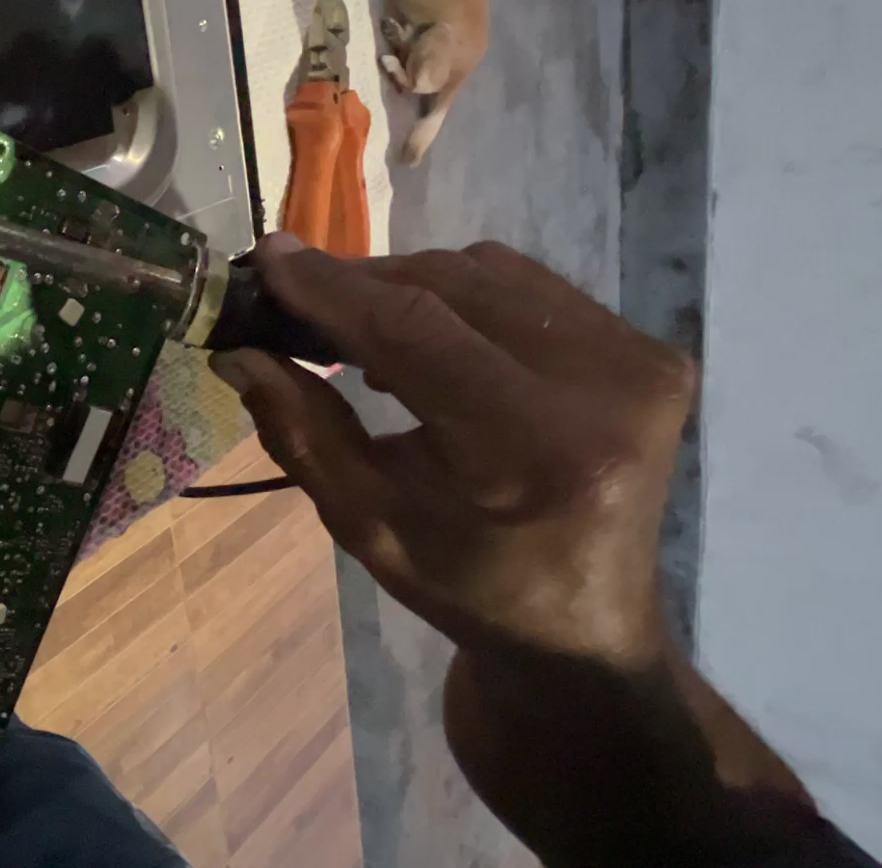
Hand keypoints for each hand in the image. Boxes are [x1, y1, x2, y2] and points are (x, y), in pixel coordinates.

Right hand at [211, 234, 815, 865]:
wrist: (581, 623)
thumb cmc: (459, 583)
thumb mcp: (360, 519)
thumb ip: (299, 426)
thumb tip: (238, 350)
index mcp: (530, 450)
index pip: (413, 330)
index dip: (331, 287)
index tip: (266, 257)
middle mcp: (602, 388)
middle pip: (446, 285)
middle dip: (355, 283)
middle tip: (289, 295)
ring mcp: (637, 359)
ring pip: (480, 270)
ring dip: (398, 284)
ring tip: (350, 322)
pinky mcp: (644, 348)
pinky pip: (518, 282)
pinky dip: (449, 291)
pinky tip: (417, 331)